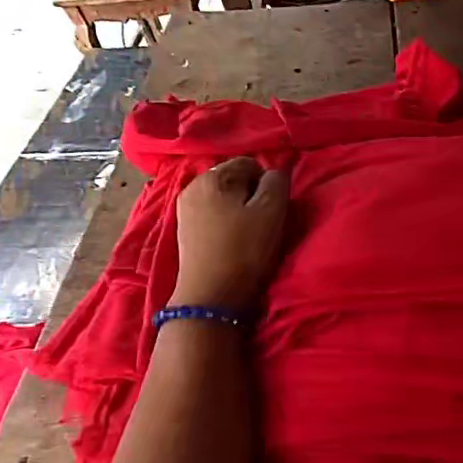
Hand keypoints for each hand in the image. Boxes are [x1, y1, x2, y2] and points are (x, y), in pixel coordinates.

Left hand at [170, 157, 289, 310]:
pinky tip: (232, 244)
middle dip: (252, 196)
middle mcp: (192, 186)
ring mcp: (185, 210)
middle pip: (234, 180)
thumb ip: (278, 183)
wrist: (210, 298)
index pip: (250, 164)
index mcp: (212, 176)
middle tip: (262, 224)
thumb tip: (275, 174)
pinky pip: (212, 216)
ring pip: (224, 200)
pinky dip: (225, 224)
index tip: (272, 210)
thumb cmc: (244, 251)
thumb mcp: (272, 212)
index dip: (267, 185)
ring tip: (248, 236)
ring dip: (239, 212)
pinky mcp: (184, 232)